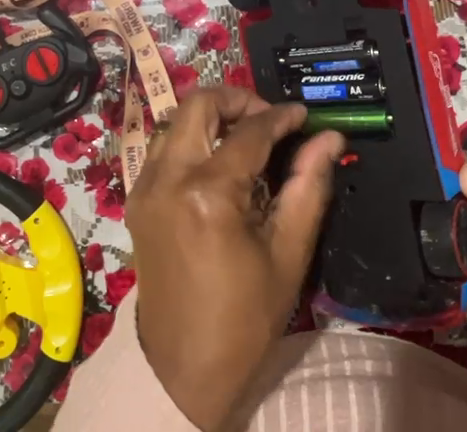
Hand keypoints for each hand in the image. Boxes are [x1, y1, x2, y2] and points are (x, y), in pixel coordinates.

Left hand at [125, 87, 345, 430]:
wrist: (183, 367)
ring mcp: (144, 187)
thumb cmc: (244, 318)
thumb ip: (308, 186)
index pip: (250, 131)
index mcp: (208, 192)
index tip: (304, 117)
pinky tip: (218, 164)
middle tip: (269, 119)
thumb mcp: (288, 254)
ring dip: (210, 118)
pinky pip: (161, 149)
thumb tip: (329, 139)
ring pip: (174, 122)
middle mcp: (167, 177)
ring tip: (246, 139)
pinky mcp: (136, 200)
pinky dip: (190, 140)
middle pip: (197, 105)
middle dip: (237, 100)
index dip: (282, 117)